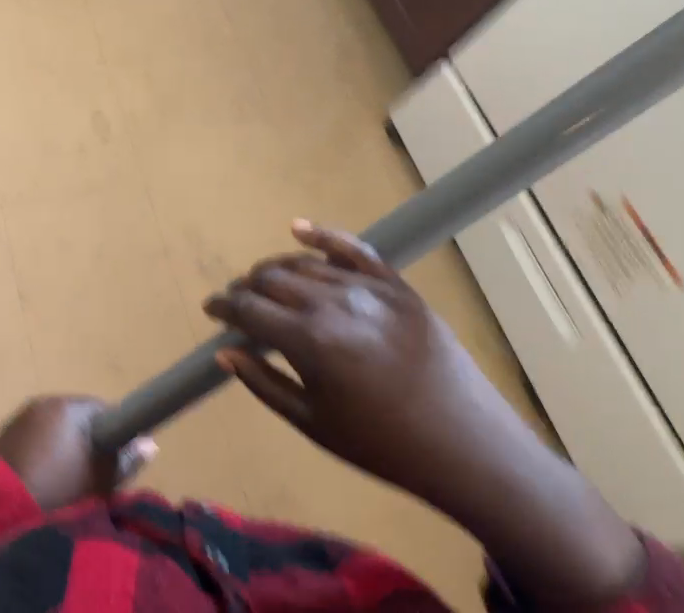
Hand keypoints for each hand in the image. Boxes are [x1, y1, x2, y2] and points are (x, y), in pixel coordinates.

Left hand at [0, 397, 154, 510]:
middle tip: (96, 469)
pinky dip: (43, 448)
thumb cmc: (62, 488)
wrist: (7, 504)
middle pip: (76, 415)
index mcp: (68, 406)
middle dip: (88, 436)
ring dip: (64, 442)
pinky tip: (45, 473)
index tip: (119, 454)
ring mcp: (21, 416)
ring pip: (54, 425)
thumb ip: (128, 459)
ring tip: (68, 474)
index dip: (115, 430)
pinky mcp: (5, 432)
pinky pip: (34, 435)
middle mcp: (42, 402)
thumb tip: (150, 443)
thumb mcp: (103, 478)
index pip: (102, 408)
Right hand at [207, 221, 644, 605]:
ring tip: (264, 286)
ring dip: (275, 271)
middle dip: (245, 288)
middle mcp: (336, 306)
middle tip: (238, 305)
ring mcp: (372, 292)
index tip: (210, 311)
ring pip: (305, 265)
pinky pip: (356, 250)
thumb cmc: (384, 446)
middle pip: (271, 278)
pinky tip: (297, 229)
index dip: (222, 306)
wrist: (473, 453)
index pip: (247, 307)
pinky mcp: (401, 290)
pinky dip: (324, 236)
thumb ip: (262, 382)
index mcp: (310, 342)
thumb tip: (223, 351)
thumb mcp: (312, 423)